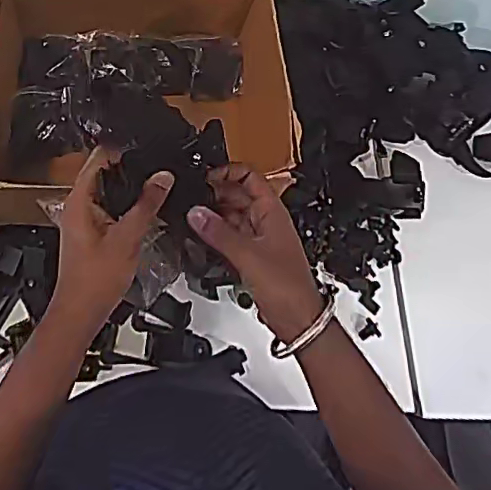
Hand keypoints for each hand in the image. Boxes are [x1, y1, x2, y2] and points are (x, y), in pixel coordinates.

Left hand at [50, 148, 172, 331]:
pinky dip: (128, 203)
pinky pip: (112, 206)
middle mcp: (78, 205)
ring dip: (131, 186)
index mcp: (79, 201)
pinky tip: (146, 208)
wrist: (80, 315)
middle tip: (157, 163)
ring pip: (110, 190)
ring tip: (156, 182)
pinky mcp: (93, 231)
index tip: (145, 146)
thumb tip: (162, 177)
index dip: (121, 149)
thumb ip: (146, 204)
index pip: (98, 158)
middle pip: (105, 172)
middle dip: (130, 166)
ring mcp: (84, 218)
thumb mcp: (127, 238)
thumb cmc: (93, 282)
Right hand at [187, 165, 325, 342]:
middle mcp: (266, 220)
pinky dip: (217, 233)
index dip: (228, 171)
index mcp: (272, 211)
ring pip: (233, 215)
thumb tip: (197, 213)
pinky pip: (232, 235)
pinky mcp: (252, 254)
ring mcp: (259, 237)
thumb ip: (219, 233)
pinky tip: (202, 237)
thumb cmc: (287, 286)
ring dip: (214, 214)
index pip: (250, 176)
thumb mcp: (247, 255)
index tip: (207, 176)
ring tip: (194, 217)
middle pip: (238, 194)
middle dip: (216, 193)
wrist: (297, 318)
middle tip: (194, 199)